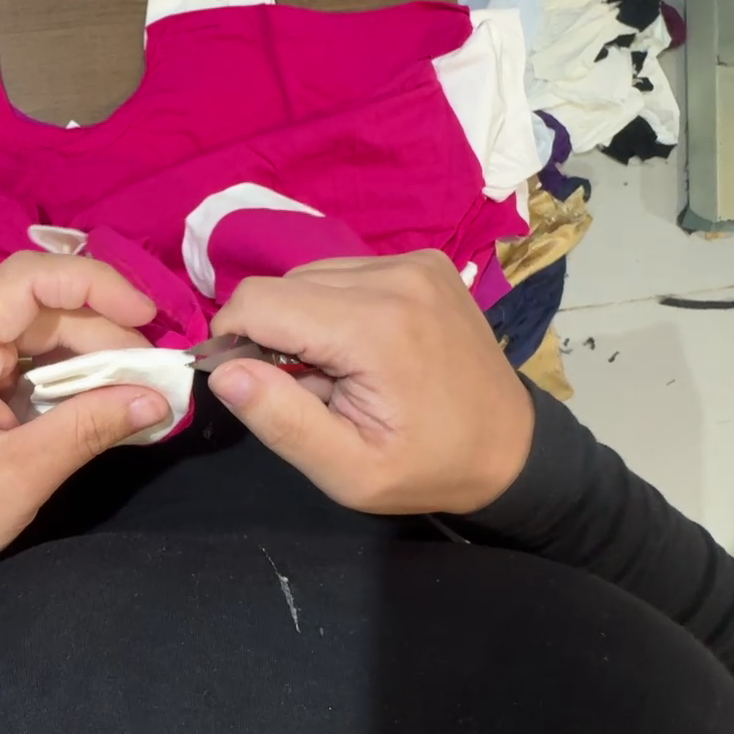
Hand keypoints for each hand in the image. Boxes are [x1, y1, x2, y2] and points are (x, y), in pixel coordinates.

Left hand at [0, 253, 172, 577]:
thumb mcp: (19, 476)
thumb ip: (88, 428)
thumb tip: (157, 398)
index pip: (27, 281)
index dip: (94, 283)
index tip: (145, 316)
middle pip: (38, 307)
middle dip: (102, 332)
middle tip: (152, 376)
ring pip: (35, 331)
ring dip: (89, 354)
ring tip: (135, 387)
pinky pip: (22, 359)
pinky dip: (64, 374)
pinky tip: (98, 396)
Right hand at [205, 251, 533, 514]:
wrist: (512, 449)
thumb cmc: (426, 468)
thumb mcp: (346, 471)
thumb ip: (279, 419)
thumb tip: (221, 371)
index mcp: (374, 328)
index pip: (256, 302)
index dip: (230, 340)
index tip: (247, 383)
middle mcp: (394, 277)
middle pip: (277, 287)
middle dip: (265, 336)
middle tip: (299, 387)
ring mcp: (412, 263)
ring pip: (304, 278)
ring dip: (296, 322)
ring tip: (330, 369)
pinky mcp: (420, 262)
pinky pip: (338, 273)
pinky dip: (325, 309)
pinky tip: (353, 347)